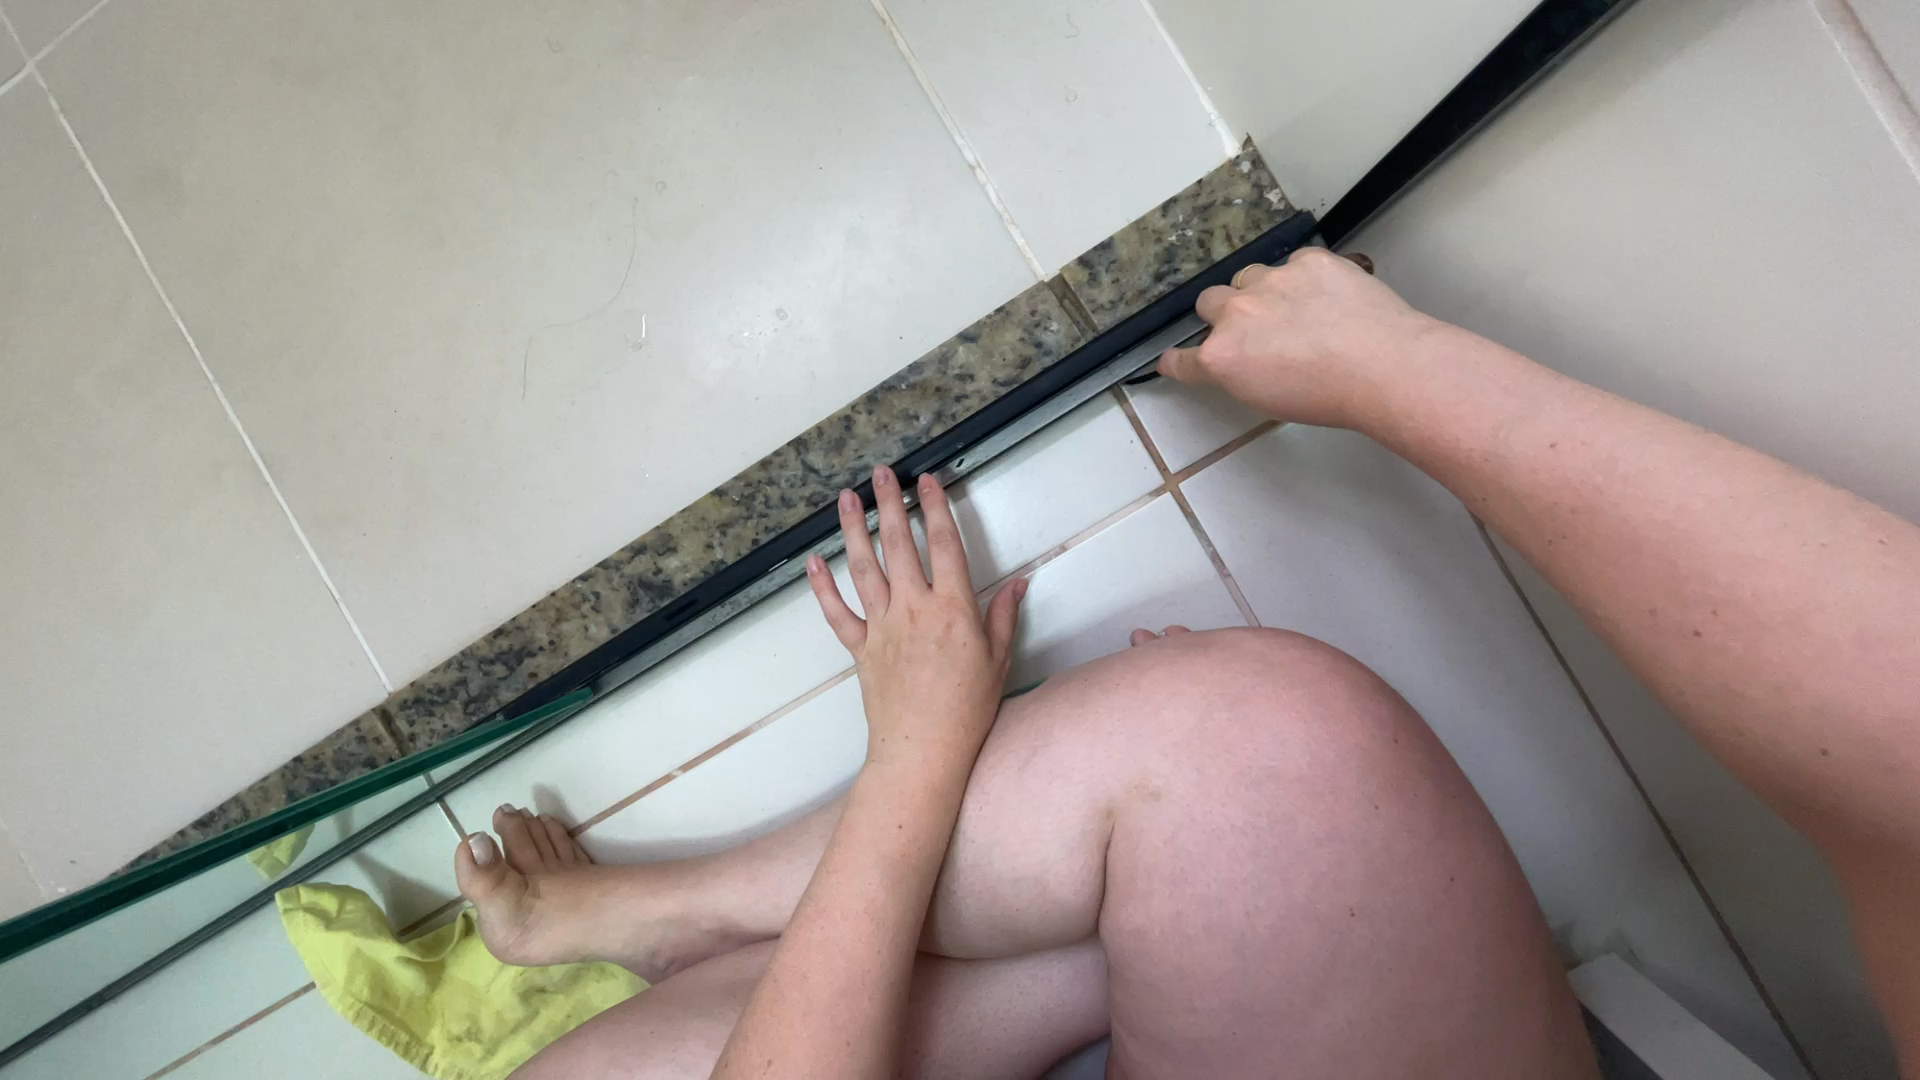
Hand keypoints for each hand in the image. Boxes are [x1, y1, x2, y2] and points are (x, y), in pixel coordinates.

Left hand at [807, 466, 1026, 770]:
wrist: (923, 751)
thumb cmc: (967, 709)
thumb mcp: (998, 661)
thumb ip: (1004, 617)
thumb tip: (1019, 584)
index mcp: (952, 609)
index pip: (945, 546)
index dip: (937, 508)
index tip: (928, 481)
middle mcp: (914, 608)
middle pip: (900, 546)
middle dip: (892, 505)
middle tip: (882, 474)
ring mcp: (882, 626)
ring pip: (863, 568)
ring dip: (854, 530)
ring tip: (847, 499)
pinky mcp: (860, 647)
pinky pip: (837, 613)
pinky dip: (823, 588)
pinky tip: (813, 562)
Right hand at [1158, 248, 1447, 430]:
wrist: (1384, 367)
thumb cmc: (1325, 398)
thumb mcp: (1265, 398)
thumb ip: (1238, 372)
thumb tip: (1239, 358)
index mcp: (1220, 358)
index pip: (1181, 360)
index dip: (1175, 361)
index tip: (1174, 361)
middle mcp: (1235, 314)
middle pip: (1207, 301)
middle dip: (1220, 314)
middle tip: (1249, 328)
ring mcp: (1271, 281)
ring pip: (1247, 277)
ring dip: (1258, 291)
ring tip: (1291, 308)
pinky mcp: (1309, 261)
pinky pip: (1293, 264)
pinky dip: (1302, 279)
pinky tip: (1325, 297)